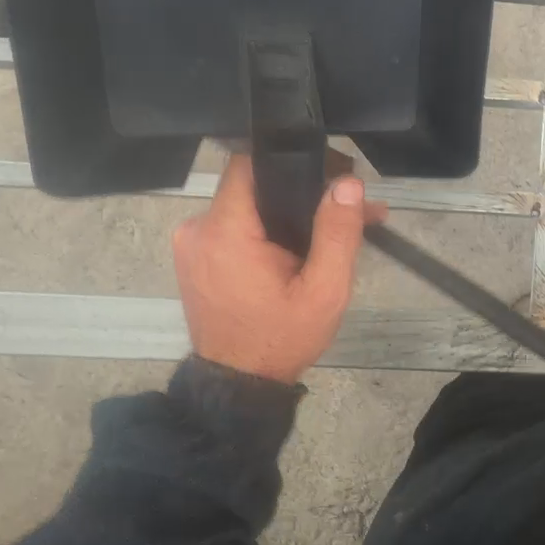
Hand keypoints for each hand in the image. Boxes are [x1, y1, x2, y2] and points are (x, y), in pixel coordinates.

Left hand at [173, 154, 386, 383]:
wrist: (241, 384)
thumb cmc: (282, 336)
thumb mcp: (324, 289)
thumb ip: (337, 233)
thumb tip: (348, 184)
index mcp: (225, 231)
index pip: (249, 165)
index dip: (291, 160)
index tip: (331, 170)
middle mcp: (198, 228)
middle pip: (254, 187)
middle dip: (304, 192)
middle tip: (351, 206)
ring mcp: (192, 244)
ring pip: (248, 208)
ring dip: (291, 215)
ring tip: (338, 230)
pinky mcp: (196, 257)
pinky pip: (237, 228)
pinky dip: (270, 232)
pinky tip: (305, 247)